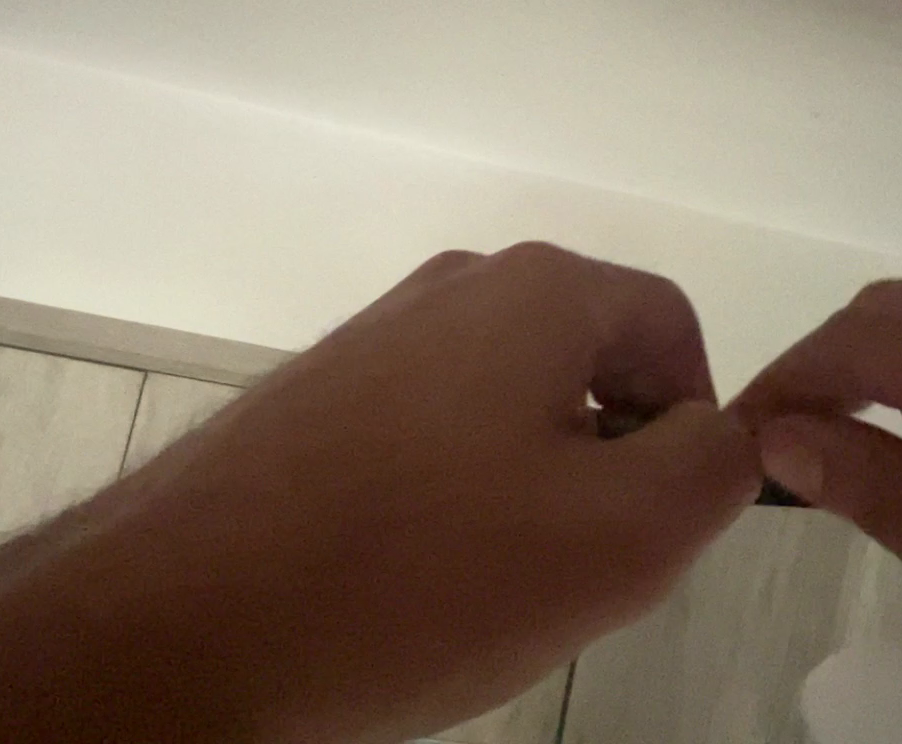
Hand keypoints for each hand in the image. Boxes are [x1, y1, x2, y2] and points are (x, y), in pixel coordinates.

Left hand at [107, 243, 759, 741]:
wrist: (183, 616)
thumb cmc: (423, 567)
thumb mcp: (621, 535)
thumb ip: (711, 467)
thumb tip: (718, 434)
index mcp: (536, 288)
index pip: (669, 322)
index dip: (697, 409)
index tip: (670, 504)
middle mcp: (459, 286)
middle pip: (590, 354)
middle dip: (617, 446)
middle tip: (589, 550)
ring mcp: (385, 331)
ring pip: (516, 391)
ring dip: (541, 468)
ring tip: (503, 565)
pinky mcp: (332, 384)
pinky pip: (441, 418)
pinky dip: (466, 479)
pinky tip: (427, 555)